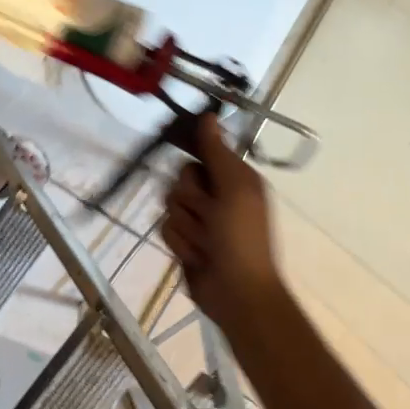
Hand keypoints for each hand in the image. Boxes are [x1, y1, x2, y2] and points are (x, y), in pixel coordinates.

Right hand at [161, 115, 283, 326]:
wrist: (238, 293)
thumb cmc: (243, 237)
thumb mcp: (235, 189)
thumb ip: (217, 153)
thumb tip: (208, 115)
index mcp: (234, 179)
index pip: (198, 156)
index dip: (195, 169)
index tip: (196, 178)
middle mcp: (216, 196)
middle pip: (179, 180)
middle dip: (190, 202)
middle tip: (211, 218)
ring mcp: (199, 221)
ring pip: (169, 206)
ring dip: (187, 227)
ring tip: (206, 245)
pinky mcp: (184, 242)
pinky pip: (165, 230)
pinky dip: (180, 244)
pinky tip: (196, 257)